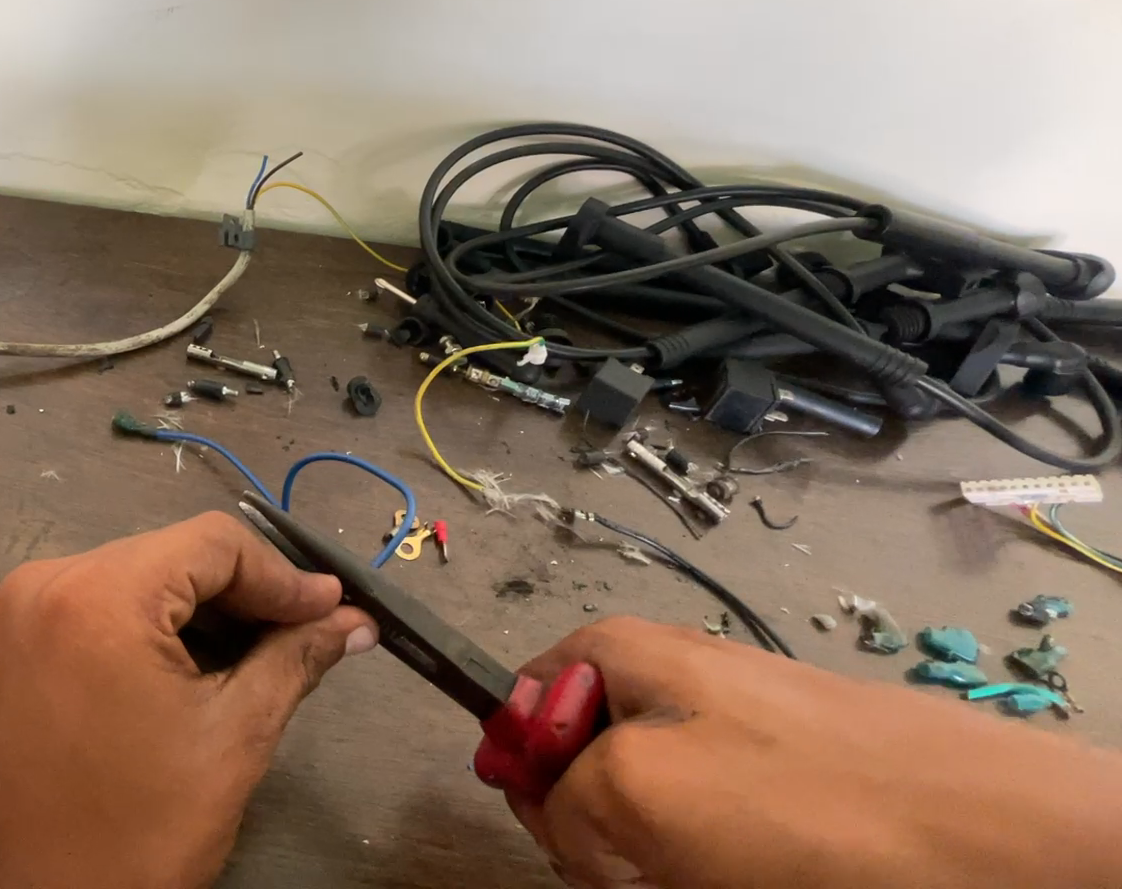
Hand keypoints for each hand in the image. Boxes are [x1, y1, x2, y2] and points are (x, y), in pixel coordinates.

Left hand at [0, 512, 376, 888]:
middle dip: (248, 590)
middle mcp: (54, 576)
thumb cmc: (136, 831)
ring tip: (266, 645)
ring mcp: (30, 599)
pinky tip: (205, 655)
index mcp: (100, 594)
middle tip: (308, 628)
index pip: (213, 542)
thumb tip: (354, 620)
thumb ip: (295, 658)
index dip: (281, 573)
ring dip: (208, 604)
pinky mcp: (24, 626)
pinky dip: (162, 617)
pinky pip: (111, 595)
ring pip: (146, 570)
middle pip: (177, 552)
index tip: (333, 608)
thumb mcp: (232, 739)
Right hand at [507, 616, 1121, 888]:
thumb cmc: (794, 797)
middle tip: (646, 870)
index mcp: (608, 652)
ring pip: (643, 800)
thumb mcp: (634, 788)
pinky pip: (707, 820)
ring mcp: (723, 719)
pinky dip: (708, 861)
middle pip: (577, 757)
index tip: (569, 834)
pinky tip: (748, 881)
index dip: (528, 776)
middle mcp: (655, 673)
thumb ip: (557, 796)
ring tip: (708, 879)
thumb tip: (554, 817)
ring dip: (655, 854)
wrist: (1003, 836)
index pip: (516, 708)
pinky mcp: (777, 768)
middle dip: (597, 824)